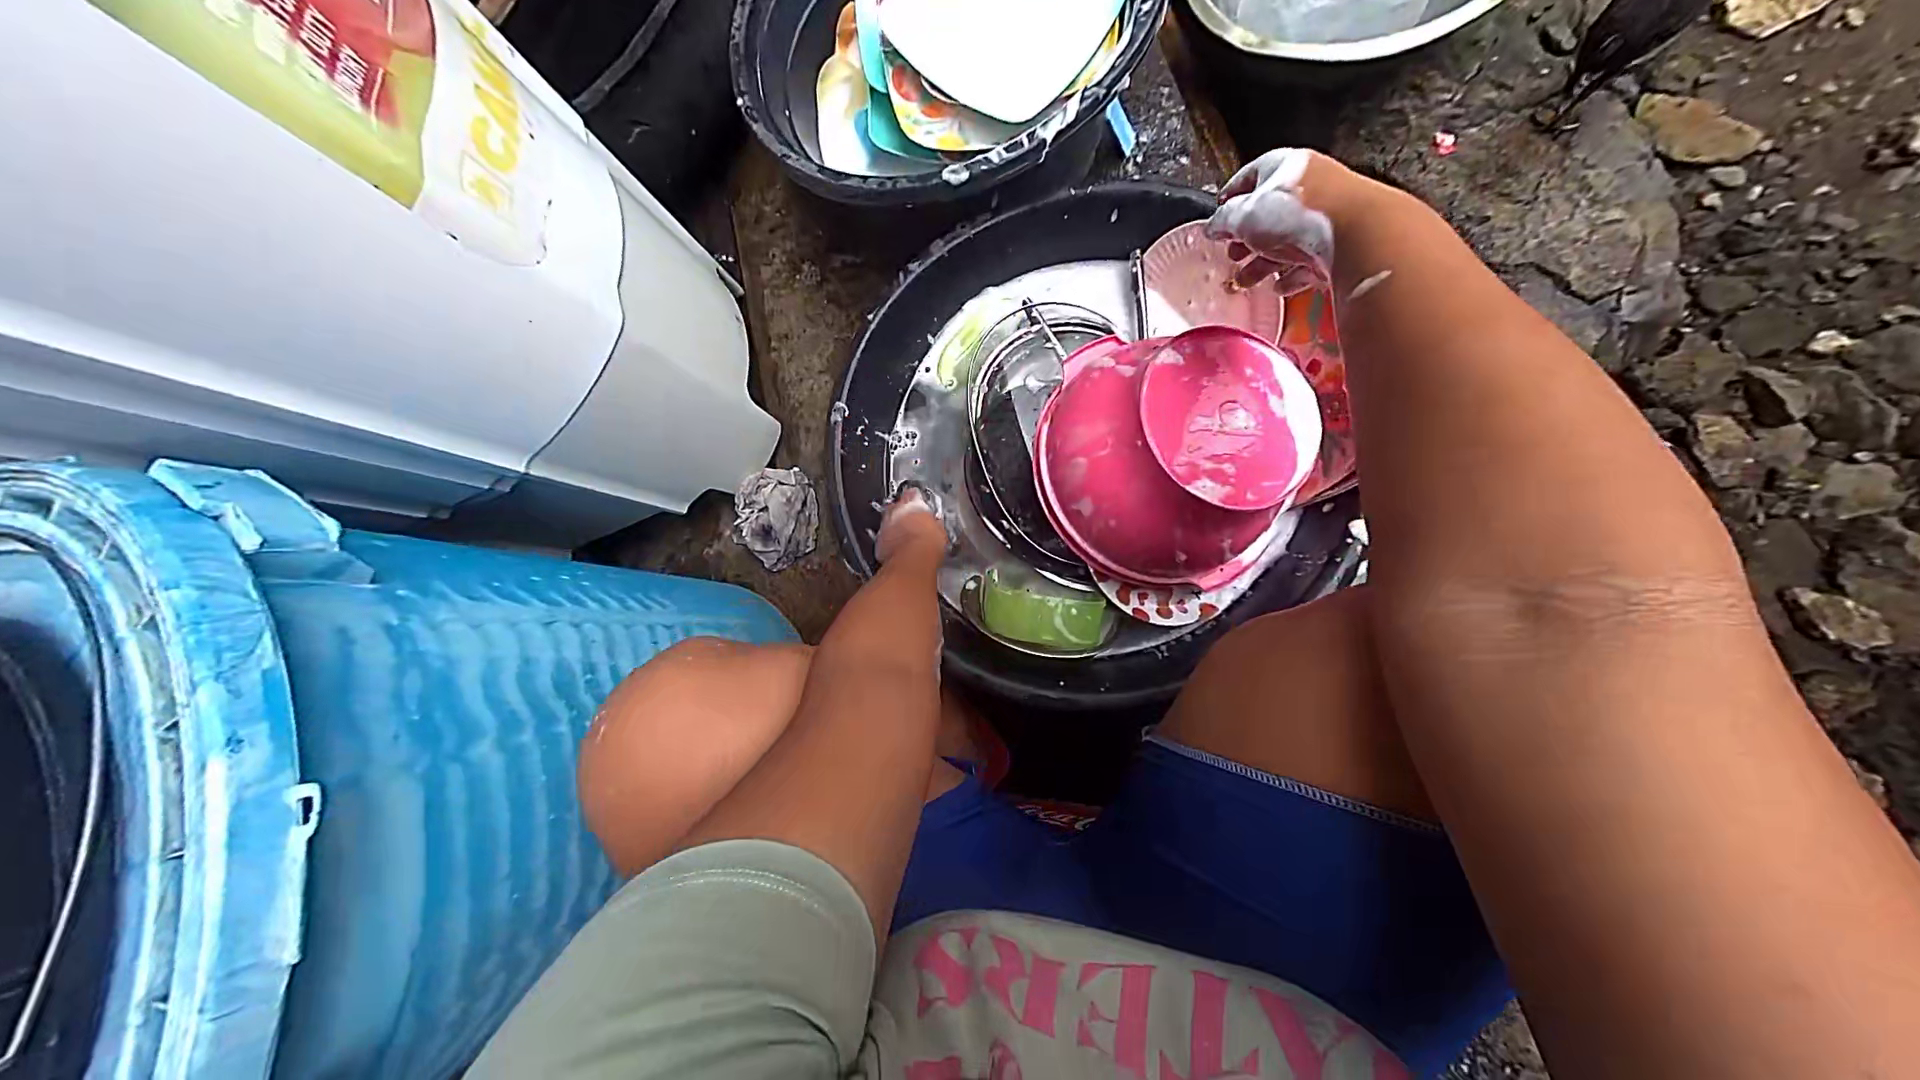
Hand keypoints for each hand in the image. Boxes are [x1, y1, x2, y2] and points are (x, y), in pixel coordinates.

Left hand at [875, 484, 946, 565]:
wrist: (913, 561)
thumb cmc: (927, 544)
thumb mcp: (939, 530)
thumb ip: (934, 522)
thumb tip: (936, 525)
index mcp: (912, 503)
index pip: (912, 493)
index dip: (916, 499)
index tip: (920, 504)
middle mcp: (895, 511)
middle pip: (897, 507)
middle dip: (903, 513)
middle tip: (913, 522)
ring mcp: (885, 526)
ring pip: (888, 522)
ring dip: (895, 527)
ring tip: (906, 538)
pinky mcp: (878, 542)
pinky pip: (883, 538)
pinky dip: (889, 541)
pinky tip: (899, 549)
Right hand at [1206, 148, 1345, 294]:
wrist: (1353, 236)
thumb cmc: (1295, 215)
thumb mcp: (1242, 215)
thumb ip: (1222, 221)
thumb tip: (1212, 227)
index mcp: (1284, 167)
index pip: (1249, 177)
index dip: (1229, 198)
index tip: (1217, 217)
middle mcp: (1307, 187)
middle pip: (1267, 215)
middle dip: (1245, 239)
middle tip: (1231, 255)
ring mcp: (1324, 217)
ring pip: (1285, 243)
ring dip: (1262, 264)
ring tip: (1245, 280)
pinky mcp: (1337, 246)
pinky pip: (1307, 263)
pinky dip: (1289, 276)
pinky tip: (1278, 287)